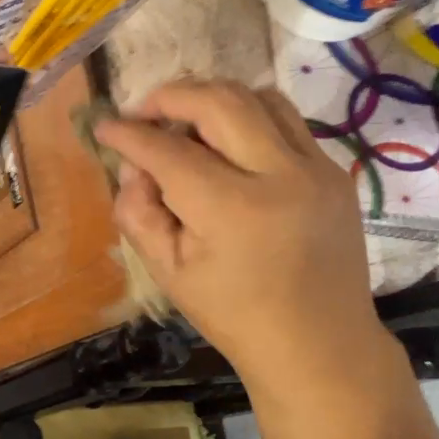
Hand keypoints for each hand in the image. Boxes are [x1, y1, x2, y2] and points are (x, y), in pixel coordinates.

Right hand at [94, 80, 388, 391]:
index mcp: (231, 208)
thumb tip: (135, 167)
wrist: (318, 342)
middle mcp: (280, 174)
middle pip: (219, 102)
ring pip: (260, 97)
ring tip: (182, 121)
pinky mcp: (334, 170)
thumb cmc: (231, 313)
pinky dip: (246, 119)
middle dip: (170, 97)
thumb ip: (138, 211)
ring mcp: (316, 168)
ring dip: (212, 100)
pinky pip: (285, 121)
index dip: (128, 134)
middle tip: (140, 111)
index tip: (104, 126)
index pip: (167, 150)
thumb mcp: (165, 270)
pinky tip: (223, 145)